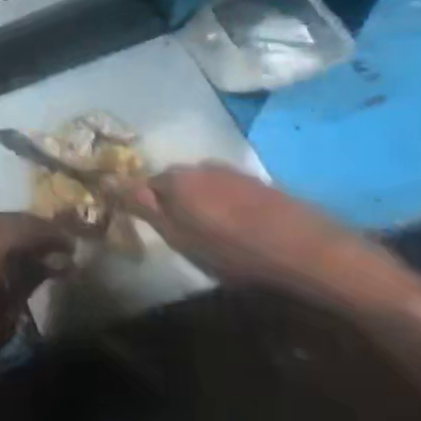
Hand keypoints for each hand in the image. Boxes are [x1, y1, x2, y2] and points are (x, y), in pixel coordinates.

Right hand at [122, 164, 401, 304]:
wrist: (312, 253)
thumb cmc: (235, 251)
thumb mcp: (180, 238)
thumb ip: (145, 208)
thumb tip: (109, 180)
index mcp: (177, 178)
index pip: (144, 184)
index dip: (143, 204)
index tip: (148, 225)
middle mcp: (202, 166)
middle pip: (175, 182)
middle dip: (172, 202)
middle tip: (180, 234)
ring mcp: (234, 173)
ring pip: (203, 186)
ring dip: (201, 204)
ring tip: (211, 234)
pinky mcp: (262, 185)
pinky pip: (229, 192)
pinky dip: (226, 206)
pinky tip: (239, 230)